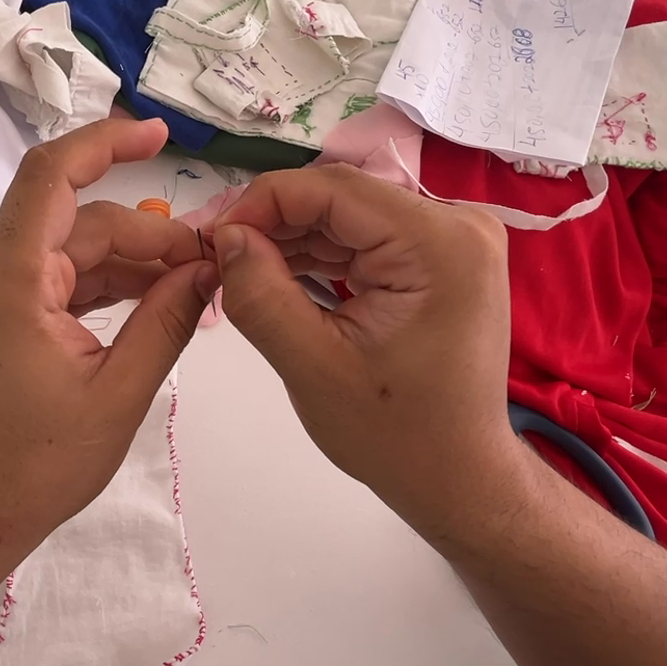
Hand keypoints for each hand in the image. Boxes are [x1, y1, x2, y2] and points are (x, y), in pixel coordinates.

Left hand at [0, 119, 215, 575]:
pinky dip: (107, 286)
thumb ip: (165, 322)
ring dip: (134, 265)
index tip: (161, 136)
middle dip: (151, 238)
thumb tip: (209, 268)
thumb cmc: (34, 465)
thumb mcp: (117, 395)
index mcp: (11, 279)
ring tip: (194, 291)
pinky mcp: (0, 311)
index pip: (50, 177)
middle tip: (213, 269)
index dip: (105, 142)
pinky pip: (62, 278)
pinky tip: (154, 303)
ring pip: (76, 251)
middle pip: (82, 223)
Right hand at [208, 163, 530, 544]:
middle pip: (340, 199)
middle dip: (271, 223)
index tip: (210, 237)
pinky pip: (361, 239)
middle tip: (215, 256)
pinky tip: (274, 276)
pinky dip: (315, 256)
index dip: (261, 202)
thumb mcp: (311, 365)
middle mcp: (456, 225)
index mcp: (439, 243)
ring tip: (237, 270)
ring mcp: (450, 240)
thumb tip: (224, 235)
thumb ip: (260, 294)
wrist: (455, 476)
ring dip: (288, 239)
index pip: (332, 189)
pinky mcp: (436, 258)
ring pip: (346, 216)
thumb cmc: (392, 433)